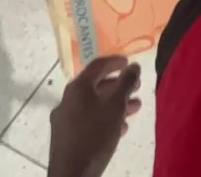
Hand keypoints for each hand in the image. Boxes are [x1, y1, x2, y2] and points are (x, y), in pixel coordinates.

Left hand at [48, 56, 142, 176]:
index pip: (97, 65)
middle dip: (118, 86)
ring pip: (93, 105)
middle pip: (96, 86)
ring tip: (134, 109)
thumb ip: (127, 82)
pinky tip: (119, 128)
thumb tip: (134, 65)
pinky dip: (103, 119)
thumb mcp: (116, 105)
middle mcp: (67, 100)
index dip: (115, 61)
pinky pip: (87, 121)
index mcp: (77, 88)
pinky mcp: (65, 139)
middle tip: (136, 88)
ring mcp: (64, 120)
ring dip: (114, 104)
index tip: (130, 63)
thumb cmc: (95, 135)